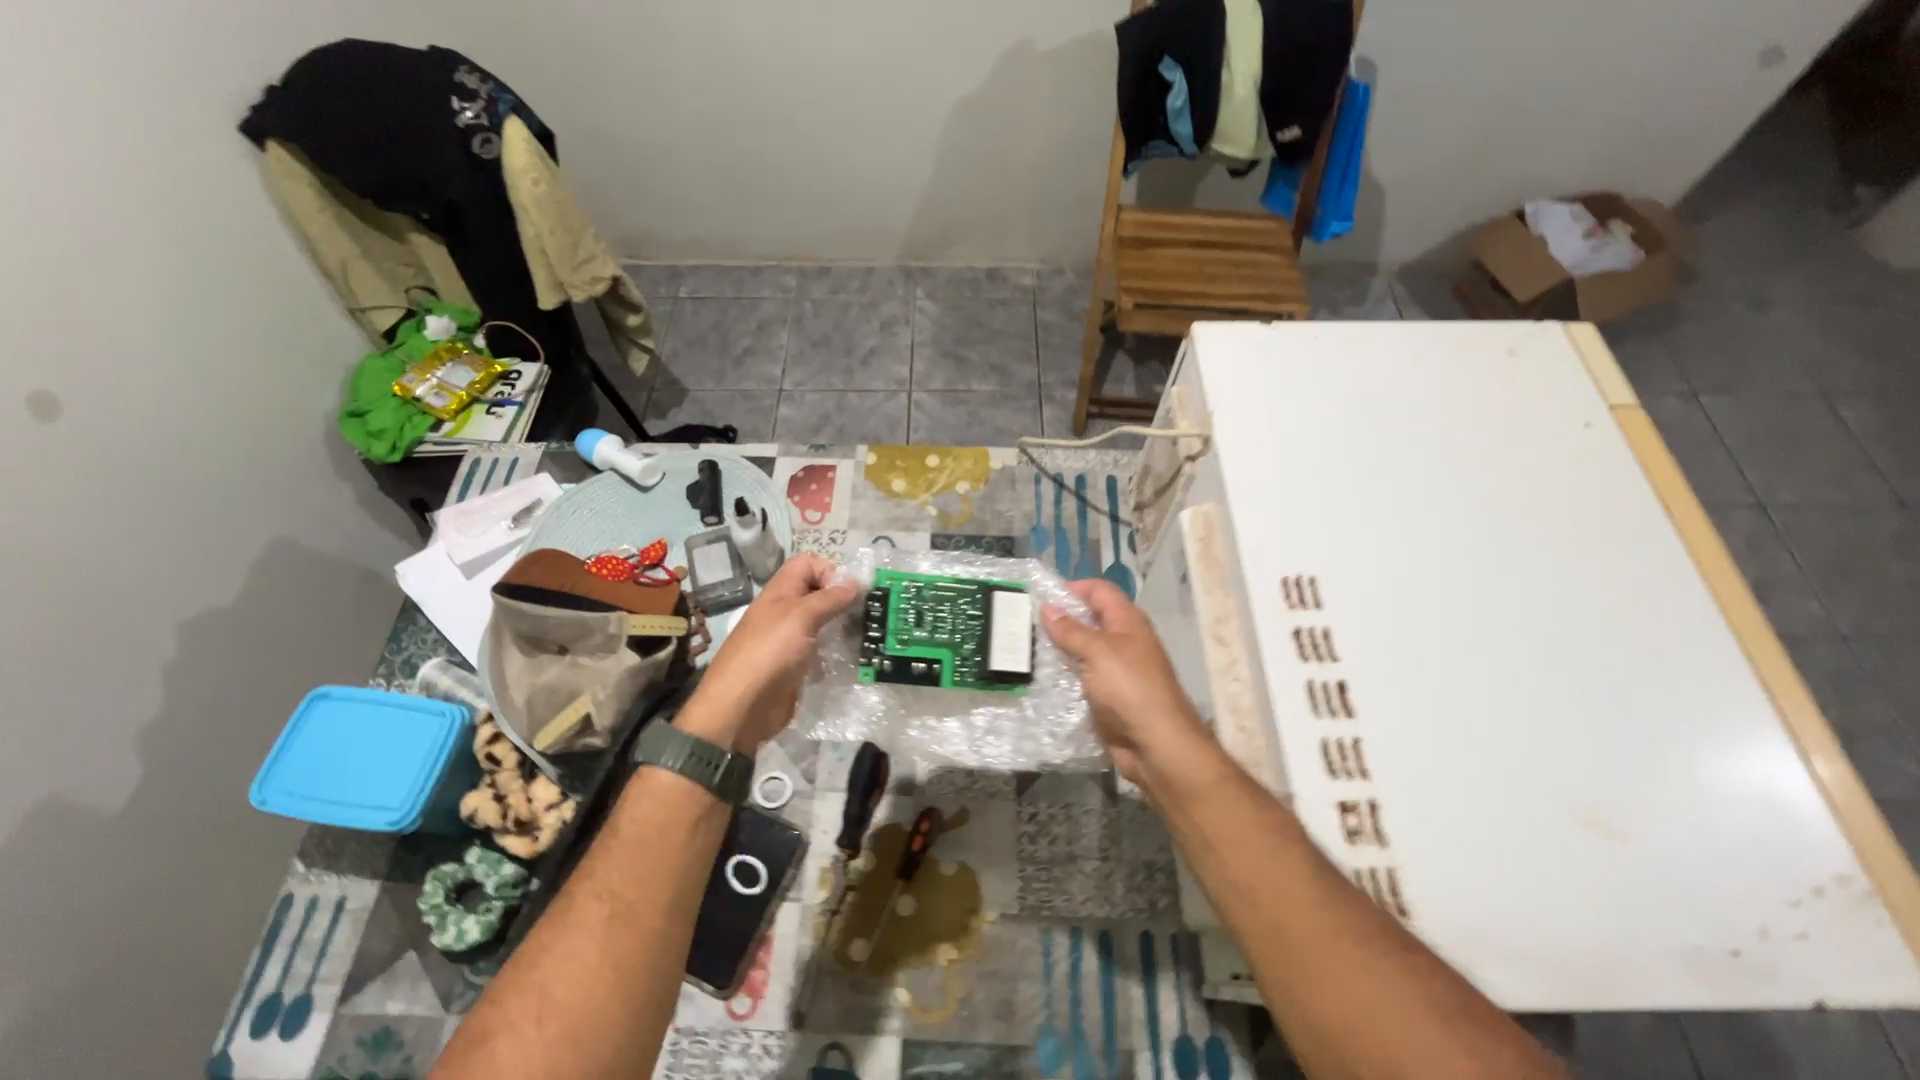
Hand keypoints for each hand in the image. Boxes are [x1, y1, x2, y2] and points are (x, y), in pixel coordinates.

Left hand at [677, 554, 860, 751]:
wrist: (742, 706)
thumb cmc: (769, 652)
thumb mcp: (800, 617)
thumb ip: (829, 598)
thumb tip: (855, 582)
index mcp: (780, 592)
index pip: (808, 564)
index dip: (829, 570)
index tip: (848, 592)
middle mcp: (785, 611)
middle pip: (818, 592)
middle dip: (842, 598)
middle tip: (866, 612)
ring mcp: (791, 640)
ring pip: (822, 622)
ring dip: (843, 626)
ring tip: (865, 634)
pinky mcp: (797, 665)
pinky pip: (821, 650)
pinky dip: (836, 651)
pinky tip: (851, 658)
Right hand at [1043, 579, 1210, 783]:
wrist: (1155, 743)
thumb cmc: (1129, 688)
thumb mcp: (1097, 652)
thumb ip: (1071, 630)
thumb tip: (1047, 607)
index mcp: (1127, 621)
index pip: (1099, 591)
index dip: (1072, 588)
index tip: (1040, 597)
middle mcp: (1123, 641)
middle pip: (1090, 620)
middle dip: (1060, 620)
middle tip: (1025, 624)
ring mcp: (1116, 670)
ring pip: (1083, 651)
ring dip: (1059, 650)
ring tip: (1026, 649)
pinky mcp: (1109, 696)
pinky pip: (1082, 679)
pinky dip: (1064, 677)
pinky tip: (1041, 679)